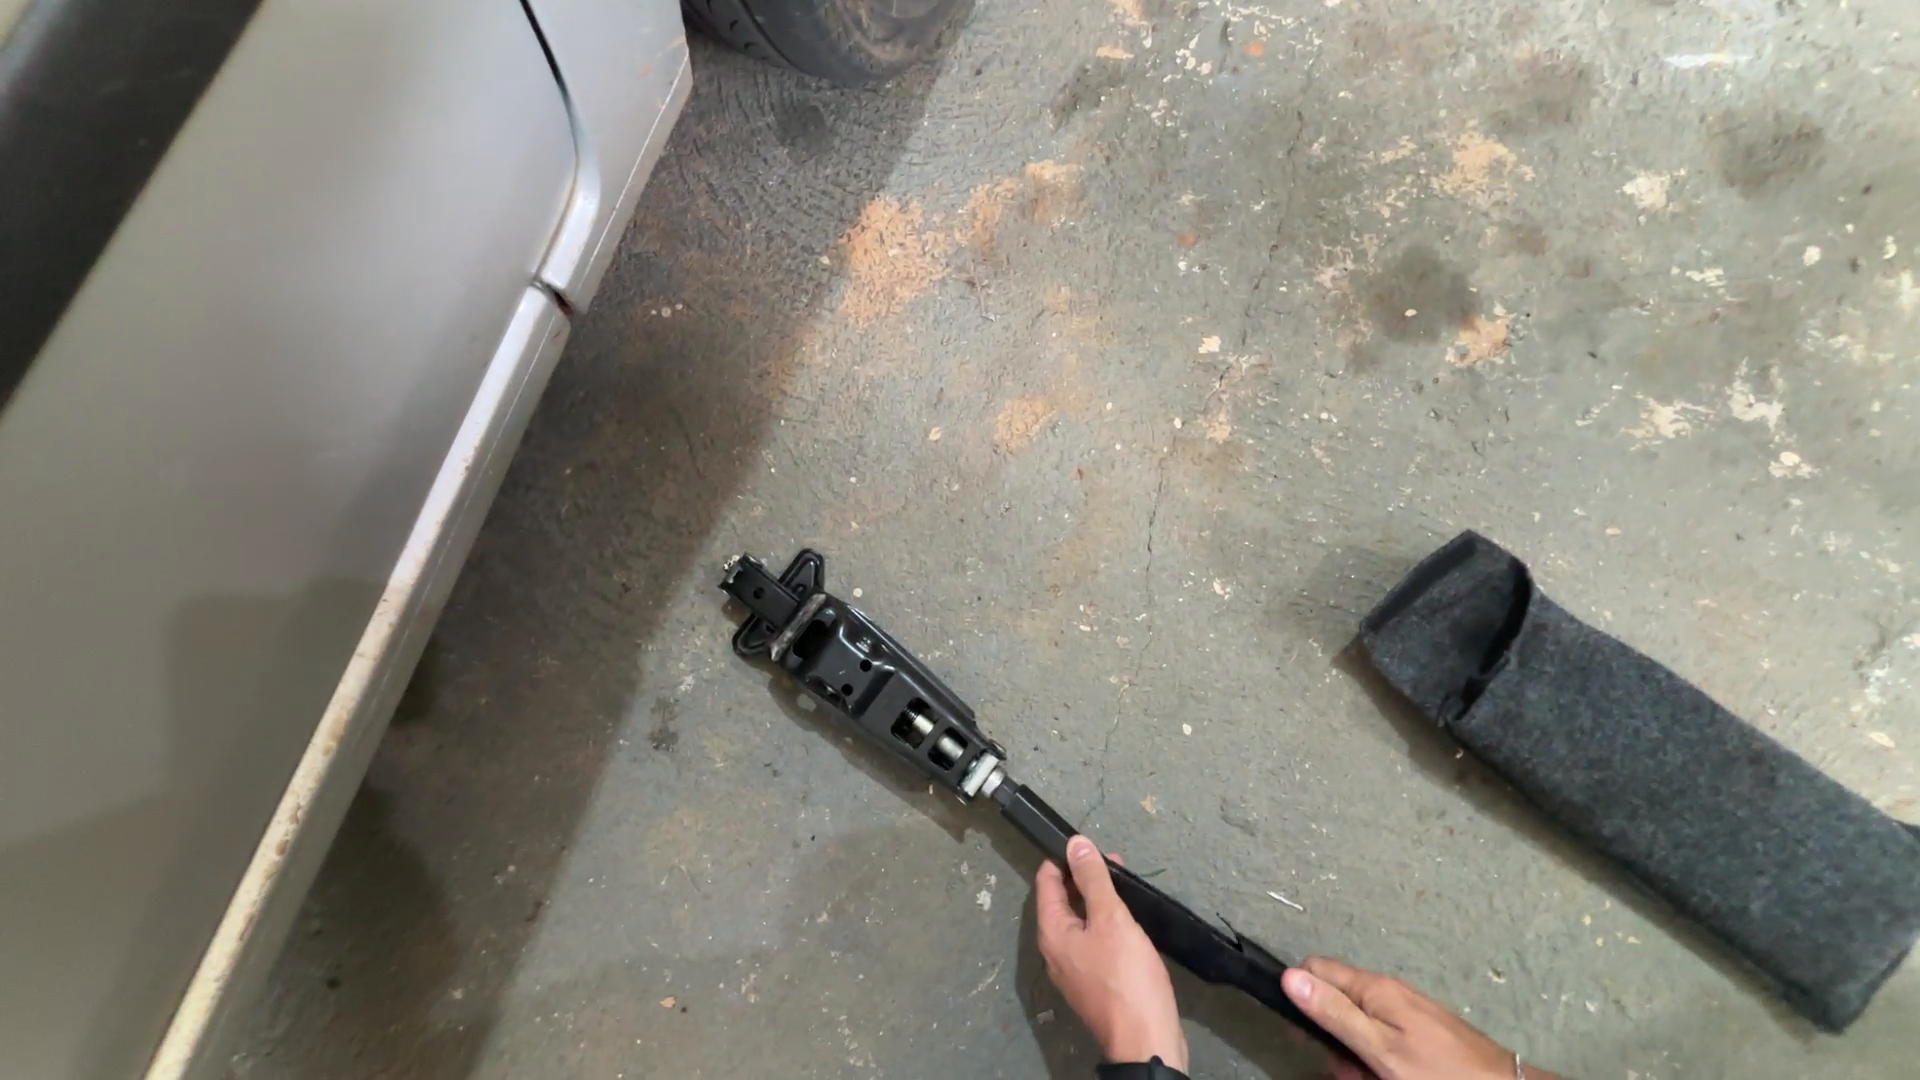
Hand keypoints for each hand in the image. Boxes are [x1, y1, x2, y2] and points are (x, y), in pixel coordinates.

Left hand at [1036, 836, 1188, 1072]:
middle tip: (1115, 861)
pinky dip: (1107, 923)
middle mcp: (1056, 950)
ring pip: (1081, 921)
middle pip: (1063, 900)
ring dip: (1099, 899)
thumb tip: (1074, 843)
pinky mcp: (1096, 983)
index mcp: (1052, 932)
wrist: (1147, 1042)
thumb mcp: (1110, 919)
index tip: (1089, 844)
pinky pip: (1094, 941)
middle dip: (1086, 877)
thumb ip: (1092, 879)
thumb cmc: (1126, 977)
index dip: (1065, 858)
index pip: (1047, 880)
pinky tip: (1130, 919)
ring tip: (1126, 885)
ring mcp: (1075, 969)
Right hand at [1283, 957, 1559, 1079]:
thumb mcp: (1380, 1050)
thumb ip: (1334, 1013)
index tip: (1305, 1032)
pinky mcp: (1424, 1028)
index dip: (1302, 994)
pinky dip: (1378, 1054)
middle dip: (1332, 1033)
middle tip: (1346, 1070)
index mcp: (1373, 987)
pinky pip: (1384, 1032)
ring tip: (1371, 1079)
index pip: (1315, 966)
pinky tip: (1390, 1077)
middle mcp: (1387, 988)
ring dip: (1355, 1050)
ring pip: (1360, 1019)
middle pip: (1337, 997)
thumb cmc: (1439, 1074)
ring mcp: (1408, 1008)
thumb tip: (1287, 976)